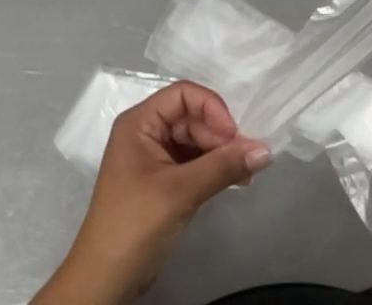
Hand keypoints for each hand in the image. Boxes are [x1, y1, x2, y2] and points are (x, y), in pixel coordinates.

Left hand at [37, 81, 271, 303]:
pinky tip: (235, 180)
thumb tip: (265, 150)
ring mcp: (153, 157)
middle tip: (248, 158)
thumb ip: (223, 166)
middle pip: (191, 116)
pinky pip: (193, 161)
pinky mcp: (161, 180)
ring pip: (195, 140)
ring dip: (221, 153)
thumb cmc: (136, 223)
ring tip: (246, 173)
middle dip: (221, 134)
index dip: (213, 109)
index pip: (183, 95)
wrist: (106, 276)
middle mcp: (145, 132)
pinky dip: (213, 168)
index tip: (235, 137)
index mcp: (139, 122)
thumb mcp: (182, 191)